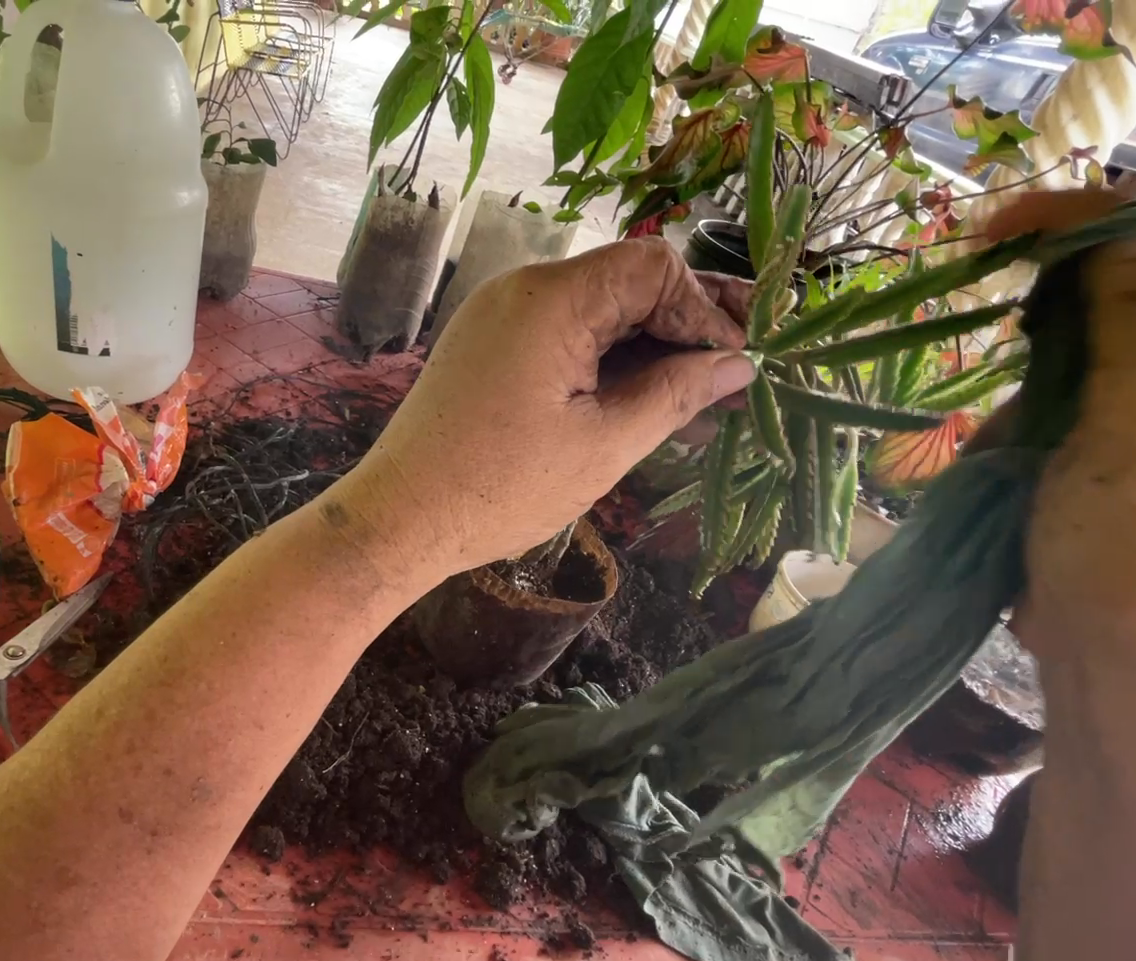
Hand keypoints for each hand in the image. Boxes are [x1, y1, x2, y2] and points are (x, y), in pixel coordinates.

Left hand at [317, 237, 756, 579]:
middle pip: (622, 285)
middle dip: (682, 326)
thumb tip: (736, 364)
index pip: (652, 267)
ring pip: (593, 316)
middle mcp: (519, 291)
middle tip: (734, 371)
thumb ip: (675, 394)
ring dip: (644, 350)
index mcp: (550, 299)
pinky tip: (637, 399)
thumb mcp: (603, 446)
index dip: (703, 308)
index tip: (735, 361)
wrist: (399, 518)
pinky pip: (558, 339)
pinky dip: (601, 364)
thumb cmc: (500, 489)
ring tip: (695, 396)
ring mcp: (496, 319)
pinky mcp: (486, 349)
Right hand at [986, 193, 1135, 718]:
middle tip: (1004, 362)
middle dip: (1067, 324)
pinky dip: (1051, 430)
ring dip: (1051, 391)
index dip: (1101, 222)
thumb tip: (1115, 227)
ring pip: (1119, 357)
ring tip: (1024, 461)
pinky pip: (1103, 410)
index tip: (995, 230)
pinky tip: (1035, 476)